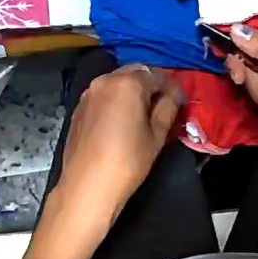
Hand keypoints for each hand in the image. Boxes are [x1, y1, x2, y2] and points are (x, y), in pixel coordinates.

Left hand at [49, 64, 183, 230]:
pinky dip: (115, 100)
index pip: (157, 75)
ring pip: (116, 82)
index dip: (172, 86)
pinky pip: (103, 95)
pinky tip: (121, 120)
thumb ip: (168, 108)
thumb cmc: (128, 161)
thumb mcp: (156, 135)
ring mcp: (88, 94)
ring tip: (143, 112)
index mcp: (128, 83)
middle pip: (134, 73)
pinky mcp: (78, 108)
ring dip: (132, 91)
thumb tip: (172, 96)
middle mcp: (105, 81)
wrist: (87, 185)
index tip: (179, 100)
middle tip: (162, 105)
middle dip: (150, 84)